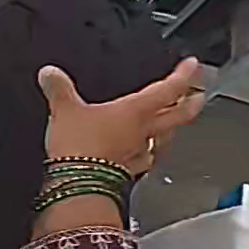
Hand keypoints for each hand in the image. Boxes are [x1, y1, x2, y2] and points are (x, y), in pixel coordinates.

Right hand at [38, 58, 204, 173]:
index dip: (184, 75)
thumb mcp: (64, 110)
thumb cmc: (79, 145)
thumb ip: (59, 89)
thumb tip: (49, 73)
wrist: (78, 183)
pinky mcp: (128, 171)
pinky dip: (149, 153)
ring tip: (174, 124)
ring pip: (166, 138)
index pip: (169, 89)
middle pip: (180, 115)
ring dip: (174, 129)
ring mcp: (139, 153)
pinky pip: (146, 159)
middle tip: (199, 95)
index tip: (192, 65)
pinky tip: (145, 154)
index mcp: (135, 110)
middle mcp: (144, 131)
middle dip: (192, 103)